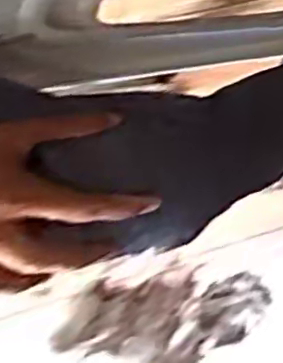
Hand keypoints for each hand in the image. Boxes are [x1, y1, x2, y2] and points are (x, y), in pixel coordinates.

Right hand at [0, 114, 157, 291]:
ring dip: (37, 276)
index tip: (151, 205)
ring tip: (63, 267)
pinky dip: (3, 280)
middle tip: (112, 250)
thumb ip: (65, 126)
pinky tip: (17, 274)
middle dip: (82, 257)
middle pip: (45, 257)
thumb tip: (114, 119)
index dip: (121, 208)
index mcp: (17, 199)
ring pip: (4, 281)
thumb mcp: (13, 134)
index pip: (83, 209)